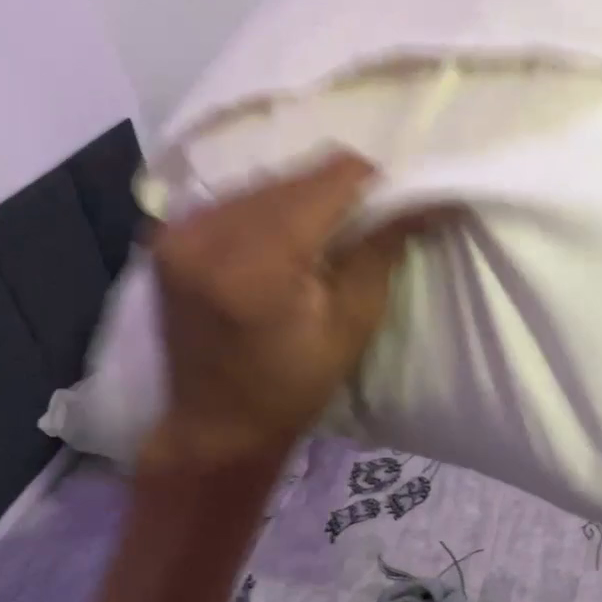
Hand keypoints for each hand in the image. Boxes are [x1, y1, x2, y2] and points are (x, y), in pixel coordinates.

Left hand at [143, 150, 433, 467]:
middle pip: (299, 176)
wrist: (213, 425)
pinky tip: (280, 246)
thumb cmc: (294, 384)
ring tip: (320, 241)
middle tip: (362, 229)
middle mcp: (211, 231)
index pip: (330, 178)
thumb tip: (430, 198)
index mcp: (259, 261)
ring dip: (304, 200)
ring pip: (270, 181)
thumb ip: (383, 246)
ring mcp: (183, 229)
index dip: (373, 184)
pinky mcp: (171, 233)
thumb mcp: (355, 319)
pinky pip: (240, 197)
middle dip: (339, 194)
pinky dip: (271, 211)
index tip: (395, 208)